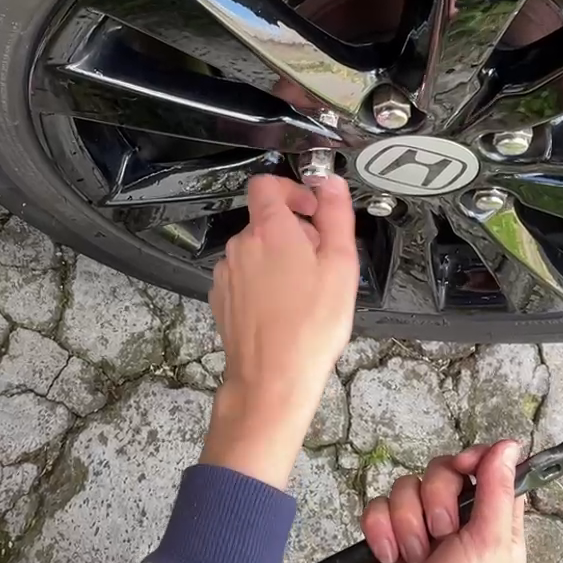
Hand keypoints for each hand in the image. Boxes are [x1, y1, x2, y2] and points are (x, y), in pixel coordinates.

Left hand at [199, 173, 356, 487]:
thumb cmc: (309, 327)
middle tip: (319, 260)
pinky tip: (283, 307)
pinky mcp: (222, 297)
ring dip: (278, 258)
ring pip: (255, 249)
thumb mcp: (340, 264)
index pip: (267, 183)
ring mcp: (227, 272)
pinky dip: (263, 281)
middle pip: (266, 220)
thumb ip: (335, 214)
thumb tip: (329, 183)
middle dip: (294, 231)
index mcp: (270, 230)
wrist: (272, 379)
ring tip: (304, 290)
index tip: (311, 210)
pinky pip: (244, 275)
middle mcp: (241, 245)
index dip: (292, 190)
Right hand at [351, 442, 527, 562]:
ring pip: (406, 487)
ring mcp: (420, 532)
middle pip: (442, 472)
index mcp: (493, 528)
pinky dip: (380, 529)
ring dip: (406, 522)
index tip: (463, 469)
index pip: (488, 470)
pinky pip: (377, 505)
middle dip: (434, 499)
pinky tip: (387, 557)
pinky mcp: (387, 538)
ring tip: (413, 558)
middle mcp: (458, 526)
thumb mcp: (489, 550)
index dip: (473, 461)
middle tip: (440, 535)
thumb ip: (496, 491)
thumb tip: (511, 444)